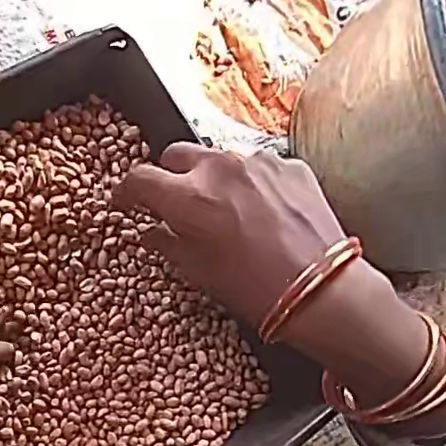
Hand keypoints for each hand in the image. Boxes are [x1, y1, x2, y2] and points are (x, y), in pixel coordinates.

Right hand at [112, 144, 348, 326]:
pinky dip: (248, 182)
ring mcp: (257, 162)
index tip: (126, 202)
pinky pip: (256, 165)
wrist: (318, 291)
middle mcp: (219, 168)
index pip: (139, 178)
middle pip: (175, 155)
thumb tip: (152, 232)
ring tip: (223, 209)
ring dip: (210, 178)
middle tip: (175, 204)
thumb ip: (167, 243)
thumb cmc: (254, 287)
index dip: (127, 191)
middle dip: (168, 176)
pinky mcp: (289, 165)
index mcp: (187, 197)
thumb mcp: (198, 271)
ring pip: (218, 158)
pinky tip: (258, 210)